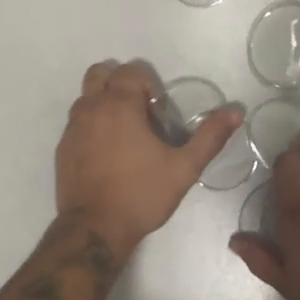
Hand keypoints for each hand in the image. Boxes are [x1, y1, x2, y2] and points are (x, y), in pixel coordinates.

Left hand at [55, 59, 242, 249]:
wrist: (96, 228)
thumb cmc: (142, 196)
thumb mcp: (183, 168)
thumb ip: (209, 137)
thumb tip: (236, 111)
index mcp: (119, 106)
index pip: (131, 71)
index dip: (149, 86)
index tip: (160, 115)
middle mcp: (90, 109)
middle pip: (101, 74)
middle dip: (122, 85)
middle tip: (141, 115)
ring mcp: (72, 129)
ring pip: (86, 98)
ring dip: (106, 105)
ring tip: (126, 137)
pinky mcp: (63, 150)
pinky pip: (77, 124)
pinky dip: (93, 127)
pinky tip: (109, 157)